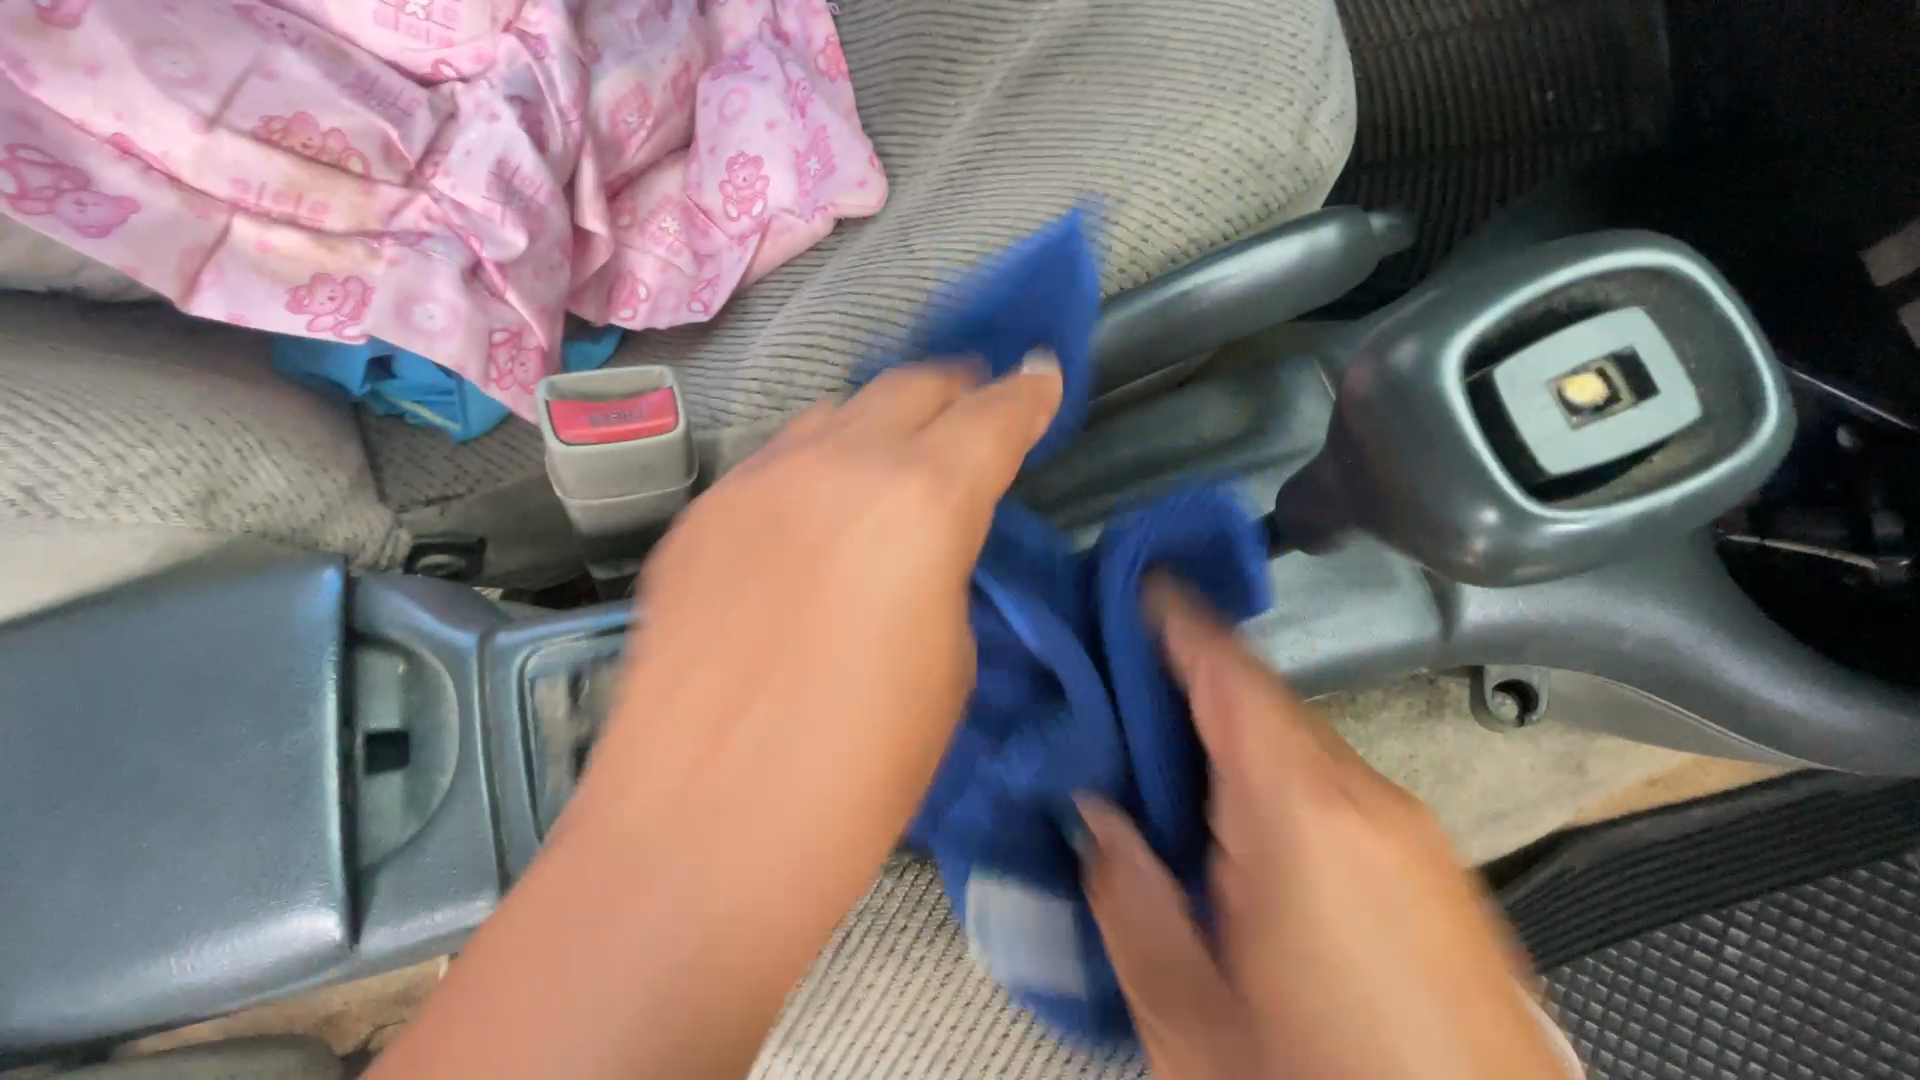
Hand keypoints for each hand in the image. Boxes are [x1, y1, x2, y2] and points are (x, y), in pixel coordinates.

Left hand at [370, 356, 1060, 1079]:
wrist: (701, 832)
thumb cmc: (859, 773)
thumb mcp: (947, 664)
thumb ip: (941, 573)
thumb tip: (922, 545)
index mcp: (919, 503)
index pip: (990, 418)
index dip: (1026, 395)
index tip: (1042, 377)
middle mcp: (832, 466)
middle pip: (906, 389)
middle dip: (953, 391)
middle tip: (977, 404)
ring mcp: (751, 485)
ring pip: (830, 417)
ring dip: (876, 425)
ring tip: (896, 455)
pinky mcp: (695, 520)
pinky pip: (772, 467)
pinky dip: (813, 471)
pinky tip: (815, 517)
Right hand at [1076, 578, 1579, 1079]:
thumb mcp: (1190, 1017)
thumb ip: (1129, 897)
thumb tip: (1096, 813)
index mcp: (1302, 818)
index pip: (1233, 679)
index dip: (1181, 623)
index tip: (1137, 586)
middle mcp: (1371, 803)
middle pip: (1264, 710)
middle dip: (1190, 694)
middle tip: (1118, 705)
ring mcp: (1418, 836)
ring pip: (1303, 751)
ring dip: (1234, 746)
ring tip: (1169, 783)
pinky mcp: (1441, 873)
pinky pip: (1342, 794)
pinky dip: (1282, 788)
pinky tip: (1246, 845)